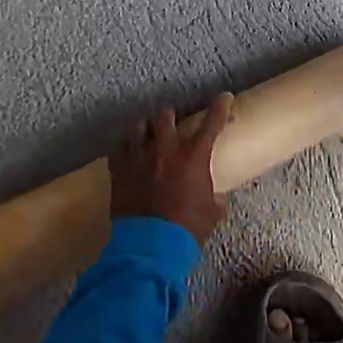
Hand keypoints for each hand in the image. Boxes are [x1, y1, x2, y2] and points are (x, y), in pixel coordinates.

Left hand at [110, 93, 234, 242]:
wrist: (150, 245)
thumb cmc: (187, 227)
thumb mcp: (210, 213)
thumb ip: (214, 200)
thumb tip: (218, 200)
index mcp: (193, 156)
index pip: (212, 123)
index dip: (220, 107)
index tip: (224, 97)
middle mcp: (166, 149)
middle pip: (165, 115)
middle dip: (169, 115)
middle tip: (171, 120)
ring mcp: (140, 157)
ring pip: (138, 127)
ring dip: (144, 128)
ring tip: (146, 131)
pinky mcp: (120, 171)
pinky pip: (118, 149)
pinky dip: (123, 148)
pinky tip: (126, 151)